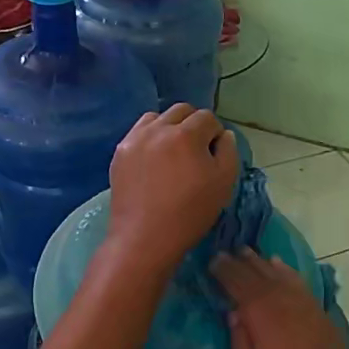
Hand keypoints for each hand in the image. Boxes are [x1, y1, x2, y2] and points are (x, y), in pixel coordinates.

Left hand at [106, 104, 238, 270]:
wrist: (145, 238)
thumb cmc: (190, 213)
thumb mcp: (224, 184)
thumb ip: (229, 152)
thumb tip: (223, 135)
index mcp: (187, 135)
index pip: (207, 118)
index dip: (215, 134)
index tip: (214, 154)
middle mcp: (159, 129)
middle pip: (181, 110)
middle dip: (193, 124)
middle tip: (196, 150)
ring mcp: (135, 139)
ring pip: (157, 118)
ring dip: (169, 127)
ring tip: (172, 152)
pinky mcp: (120, 153)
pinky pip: (138, 133)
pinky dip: (149, 138)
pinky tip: (153, 160)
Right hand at [212, 249, 348, 348]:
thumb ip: (240, 343)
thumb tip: (232, 313)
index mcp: (265, 320)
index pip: (240, 285)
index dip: (225, 271)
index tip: (211, 261)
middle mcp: (287, 305)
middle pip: (260, 275)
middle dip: (241, 263)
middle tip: (223, 253)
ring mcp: (307, 307)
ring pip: (281, 275)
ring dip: (262, 263)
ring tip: (247, 253)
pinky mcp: (320, 314)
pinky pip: (299, 283)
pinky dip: (286, 272)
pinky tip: (279, 266)